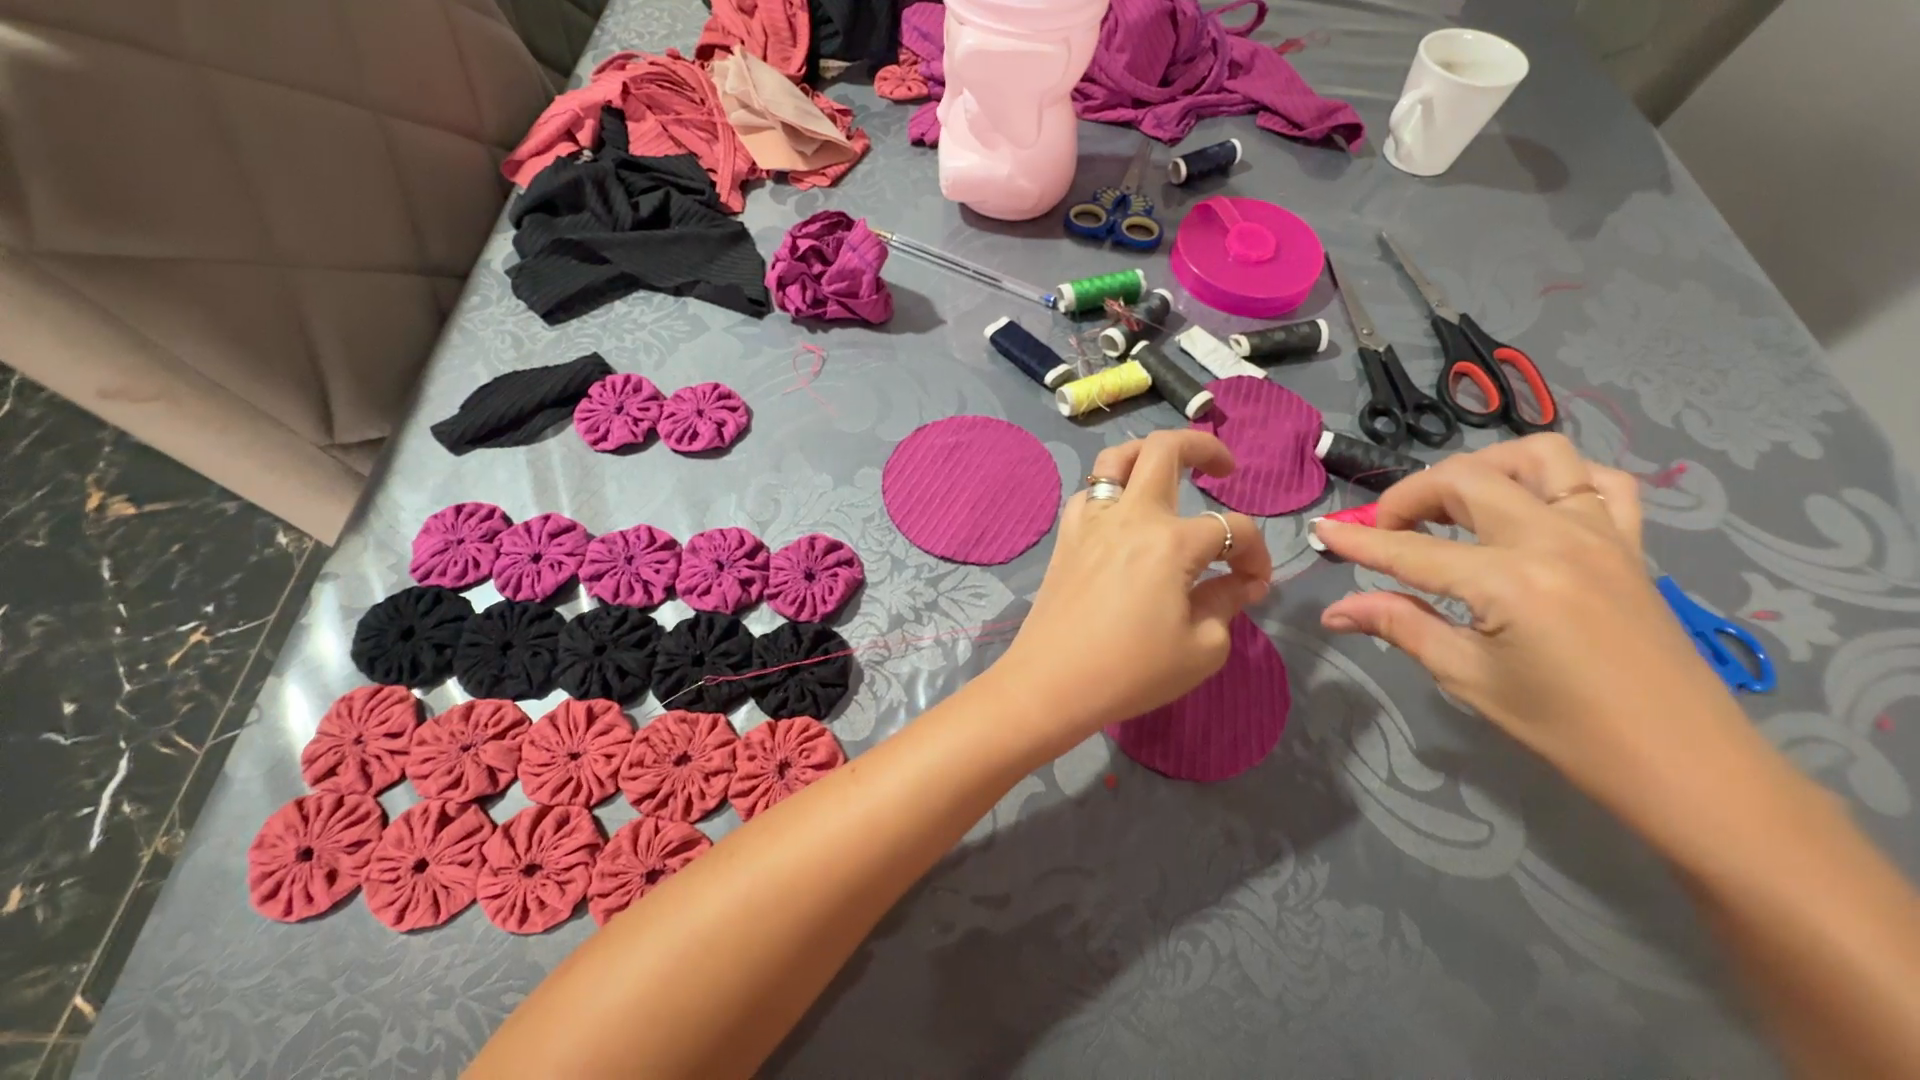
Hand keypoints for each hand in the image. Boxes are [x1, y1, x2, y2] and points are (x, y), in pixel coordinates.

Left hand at [988, 431, 1272, 760]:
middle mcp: (1130, 517)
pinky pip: (1089, 494)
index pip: (1232, 529)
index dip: (1256, 554)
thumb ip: (1227, 603)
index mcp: (1171, 543)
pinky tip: (1123, 515)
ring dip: (1148, 454)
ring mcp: (1091, 522)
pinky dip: (1111, 491)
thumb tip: (1242, 582)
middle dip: (1205, 447)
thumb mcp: (1201, 648)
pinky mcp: (1066, 538)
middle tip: (1225, 467)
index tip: (1256, 585)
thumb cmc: (1131, 672)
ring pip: (1116, 459)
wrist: (1050, 685)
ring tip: (1170, 473)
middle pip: (1165, 449)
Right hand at [1314, 434, 1744, 789]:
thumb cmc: (1565, 729)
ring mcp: (1601, 533)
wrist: (1682, 761)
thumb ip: (1400, 627)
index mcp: (1509, 580)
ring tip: (1456, 506)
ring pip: (1538, 457)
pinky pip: (1600, 482)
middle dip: (1411, 496)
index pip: (1412, 551)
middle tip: (1387, 532)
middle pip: (1466, 480)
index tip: (1322, 531)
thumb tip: (1336, 612)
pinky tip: (1532, 510)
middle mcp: (1555, 539)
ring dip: (1484, 468)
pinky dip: (1559, 481)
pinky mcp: (1631, 542)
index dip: (1359, 541)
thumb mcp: (1469, 678)